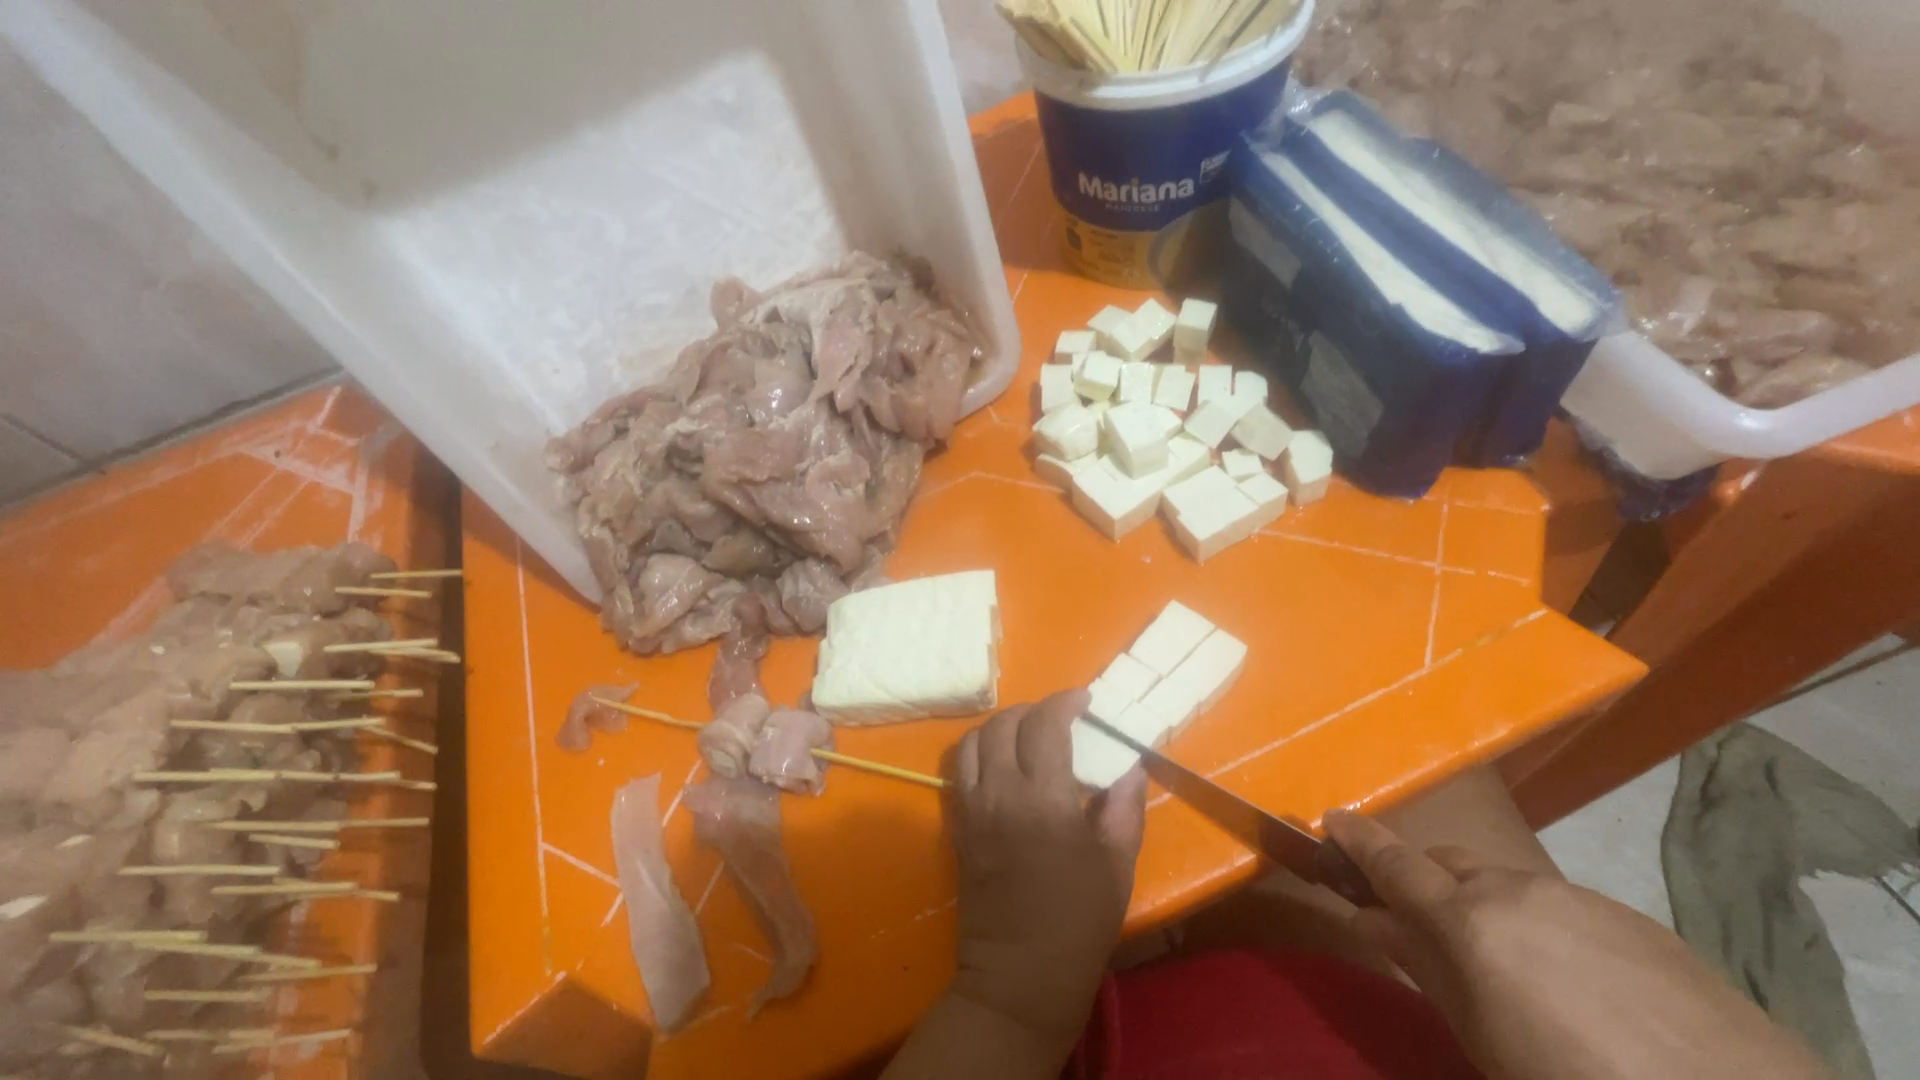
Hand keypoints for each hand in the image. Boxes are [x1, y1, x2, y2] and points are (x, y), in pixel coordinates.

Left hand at [950, 689, 1147, 1042]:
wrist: (1018, 976)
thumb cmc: (1078, 922)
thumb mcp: (1117, 864)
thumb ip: (1123, 806)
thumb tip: (1128, 766)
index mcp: (1044, 798)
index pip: (1046, 724)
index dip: (1065, 702)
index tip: (1084, 701)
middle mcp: (1000, 792)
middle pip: (1004, 723)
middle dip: (1032, 709)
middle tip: (1058, 718)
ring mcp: (971, 809)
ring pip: (974, 741)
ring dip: (1001, 727)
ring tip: (1026, 736)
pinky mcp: (956, 827)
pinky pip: (960, 771)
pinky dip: (980, 753)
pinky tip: (1003, 766)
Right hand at [1323, 809, 1831, 1079]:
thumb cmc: (1572, 1079)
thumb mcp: (1482, 1039)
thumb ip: (1424, 968)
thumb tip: (1374, 920)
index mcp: (1470, 919)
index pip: (1396, 864)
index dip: (1359, 840)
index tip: (1331, 819)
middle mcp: (1518, 889)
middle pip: (1451, 864)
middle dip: (1428, 883)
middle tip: (1429, 930)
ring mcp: (1581, 898)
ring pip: (1509, 884)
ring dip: (1490, 908)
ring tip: (1516, 974)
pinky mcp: (1636, 920)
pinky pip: (1565, 906)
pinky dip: (1545, 927)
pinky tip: (1581, 987)